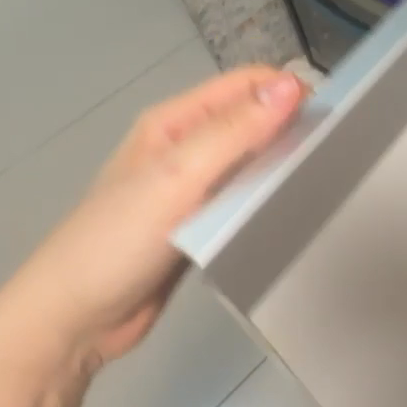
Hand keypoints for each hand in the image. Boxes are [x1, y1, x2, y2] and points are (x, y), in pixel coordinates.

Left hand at [0, 66, 306, 374]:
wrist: (72, 322)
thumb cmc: (117, 241)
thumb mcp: (178, 178)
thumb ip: (235, 132)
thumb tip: (292, 85)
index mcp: (176, 122)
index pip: (247, 84)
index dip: (288, 92)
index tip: (330, 122)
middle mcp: (187, 146)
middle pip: (253, 120)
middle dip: (292, 129)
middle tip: (333, 156)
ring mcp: (194, 188)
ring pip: (252, 162)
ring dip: (283, 166)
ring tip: (323, 182)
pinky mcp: (201, 224)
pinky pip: (244, 199)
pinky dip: (267, 200)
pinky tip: (292, 213)